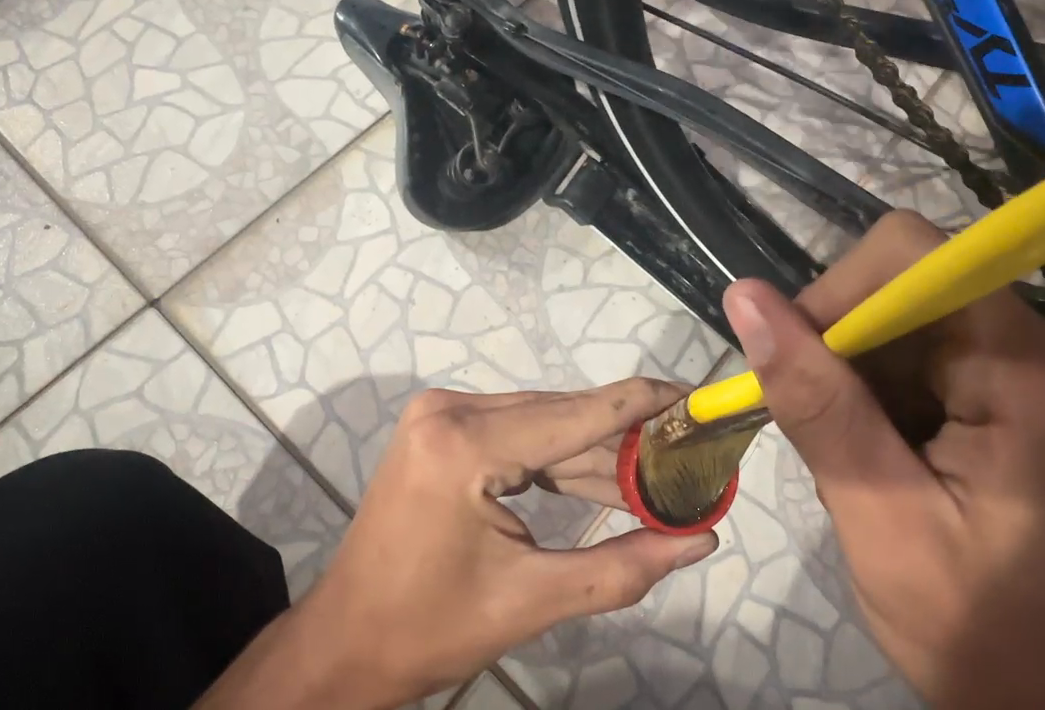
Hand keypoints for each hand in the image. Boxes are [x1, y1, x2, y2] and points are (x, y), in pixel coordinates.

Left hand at [194, 380, 719, 709]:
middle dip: (629, 441)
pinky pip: (520, 434)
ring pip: (546, 424)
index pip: (581, 413)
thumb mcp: (531, 602)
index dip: (648, 404)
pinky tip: (607, 485)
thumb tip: (700, 540)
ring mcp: (444, 415)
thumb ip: (623, 567)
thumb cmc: (429, 629)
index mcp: (467, 443)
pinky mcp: (443, 430)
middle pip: (566, 416)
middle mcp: (453, 410)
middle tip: (691, 458)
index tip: (701, 401)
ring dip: (598, 455)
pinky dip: (561, 461)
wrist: (344, 643)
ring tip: (660, 480)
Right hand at [727, 210, 1044, 709]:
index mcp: (1032, 364)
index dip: (835, 294)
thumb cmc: (990, 640)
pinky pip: (946, 364)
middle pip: (912, 292)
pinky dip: (901, 405)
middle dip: (849, 355)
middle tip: (829, 446)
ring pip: (919, 330)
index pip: (908, 258)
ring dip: (870, 387)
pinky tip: (902, 472)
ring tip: (869, 473)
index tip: (793, 367)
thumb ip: (817, 402)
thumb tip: (744, 295)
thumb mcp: (884, 521)